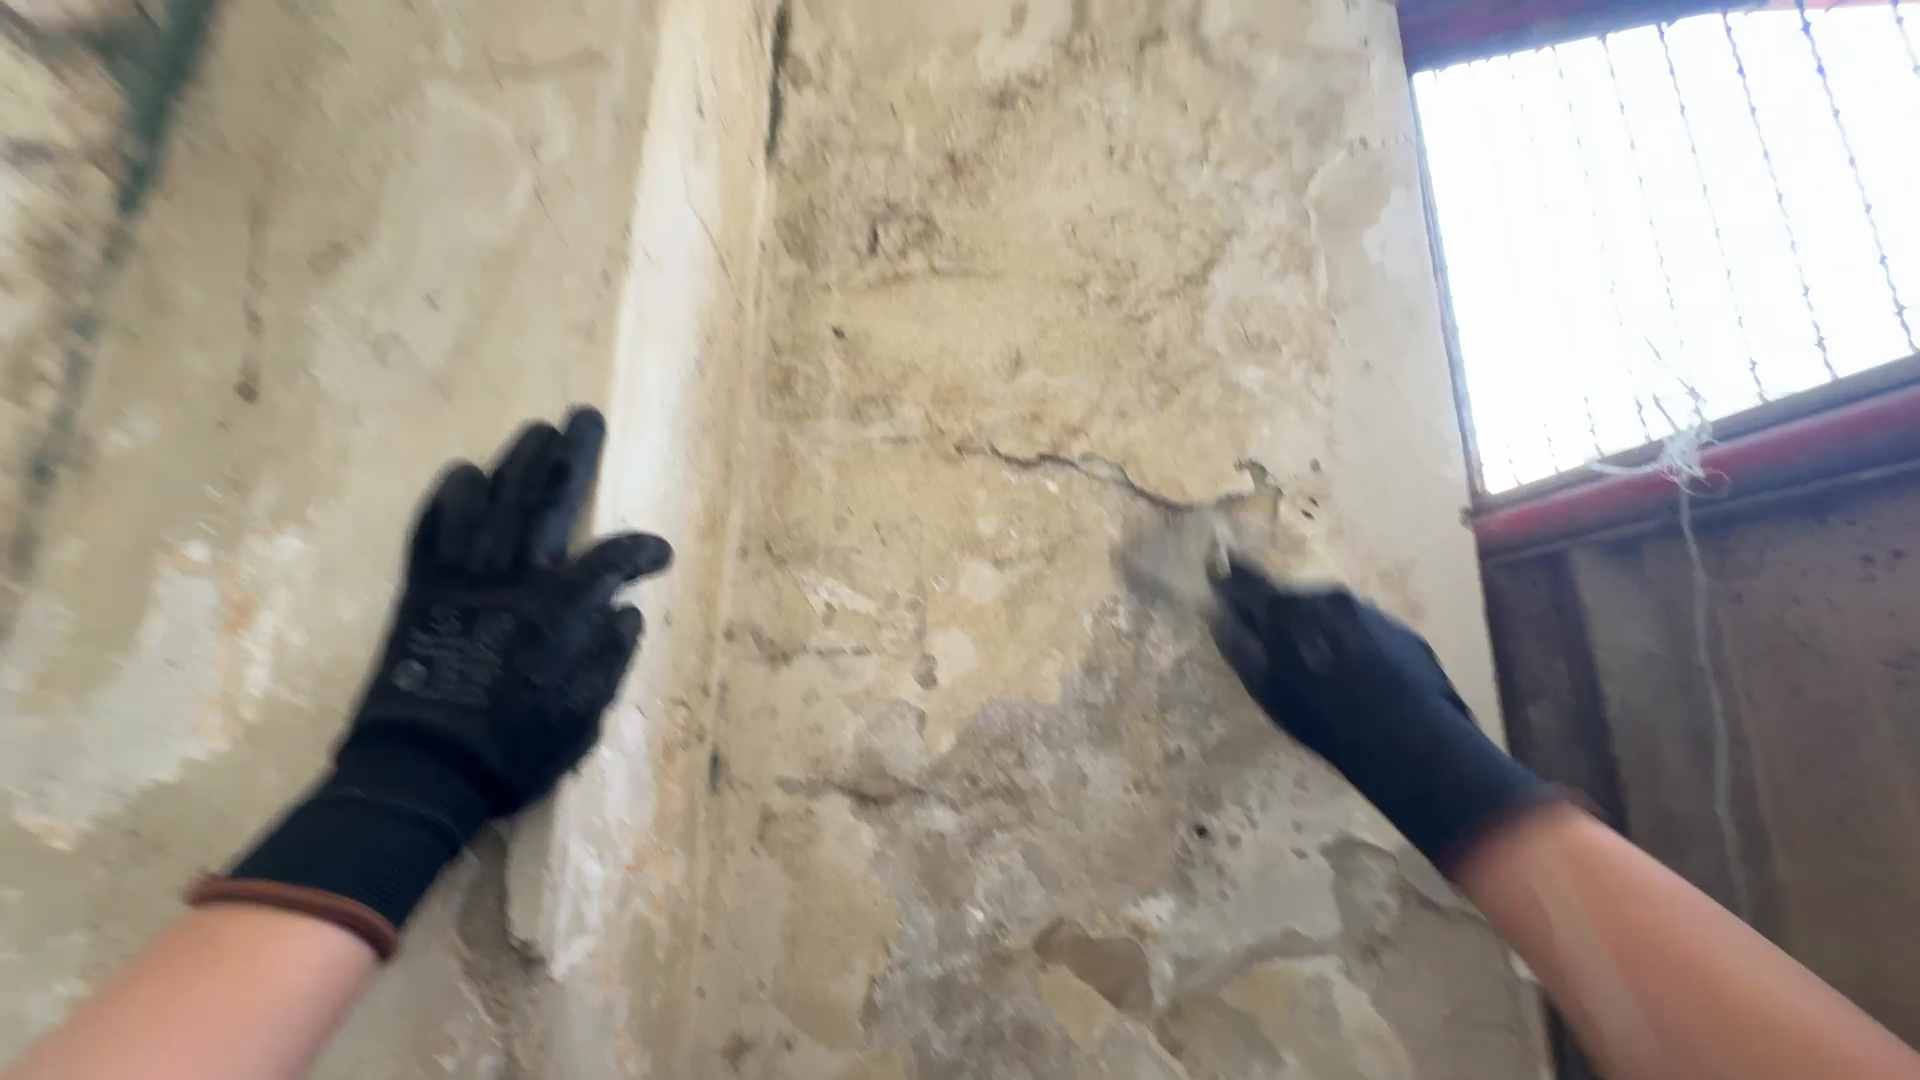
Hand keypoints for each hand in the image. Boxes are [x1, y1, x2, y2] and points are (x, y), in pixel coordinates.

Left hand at [190, 408, 671, 958]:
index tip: (660, 553)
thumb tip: (625, 610)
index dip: (642, 551)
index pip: (611, 562)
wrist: (417, 778)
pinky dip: (445, 502)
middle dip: (571, 459)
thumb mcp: (584, 718)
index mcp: (556, 616)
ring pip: (491, 506)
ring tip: (536, 429)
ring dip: (515, 463)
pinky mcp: (422, 593)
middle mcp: (511, 584)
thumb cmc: (513, 752)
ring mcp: (461, 583)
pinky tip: (461, 472)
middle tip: (584, 419)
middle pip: (546, 505)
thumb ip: (609, 658)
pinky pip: (431, 535)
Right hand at [1207, 557, 1551, 872]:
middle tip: (1277, 640)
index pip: (1246, 581)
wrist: (1407, 735)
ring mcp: (1367, 610)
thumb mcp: (1265, 687)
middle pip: (1291, 598)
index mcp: (1283, 608)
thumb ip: (1238, 645)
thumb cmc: (1319, 715)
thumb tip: (1217, 614)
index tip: (1219, 569)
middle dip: (1281, 613)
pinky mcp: (1400, 630)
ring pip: (1330, 613)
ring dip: (1319, 629)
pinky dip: (1352, 643)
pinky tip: (1359, 675)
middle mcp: (1324, 597)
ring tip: (1323, 665)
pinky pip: (1363, 630)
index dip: (1229, 577)